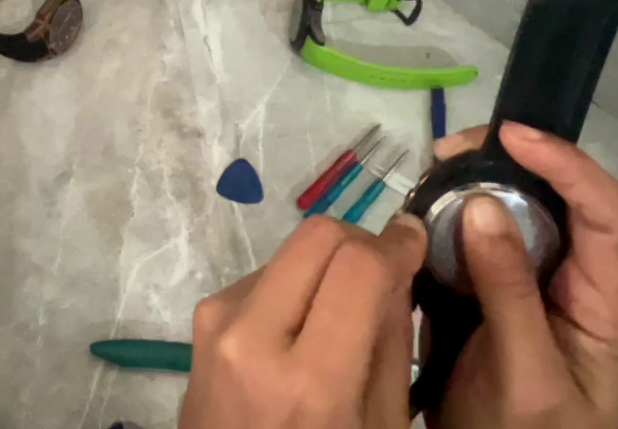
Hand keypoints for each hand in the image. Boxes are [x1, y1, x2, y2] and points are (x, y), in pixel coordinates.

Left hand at [180, 213, 426, 428]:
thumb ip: (390, 342)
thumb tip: (397, 263)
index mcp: (309, 382)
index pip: (357, 266)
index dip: (394, 243)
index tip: (414, 236)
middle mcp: (253, 335)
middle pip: (315, 235)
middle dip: (359, 240)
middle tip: (384, 268)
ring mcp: (218, 319)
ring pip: (289, 250)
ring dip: (325, 264)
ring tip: (342, 309)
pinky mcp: (203, 315)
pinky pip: (264, 274)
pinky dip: (295, 285)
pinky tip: (303, 326)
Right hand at [427, 123, 617, 428]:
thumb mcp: (524, 377)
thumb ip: (509, 293)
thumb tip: (482, 201)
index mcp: (611, 305)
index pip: (612, 215)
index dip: (570, 166)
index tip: (510, 138)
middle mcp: (582, 278)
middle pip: (569, 195)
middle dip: (514, 157)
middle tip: (450, 149)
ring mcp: (541, 277)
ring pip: (526, 202)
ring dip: (480, 174)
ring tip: (434, 169)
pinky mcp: (502, 279)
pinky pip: (487, 224)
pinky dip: (456, 201)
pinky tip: (427, 200)